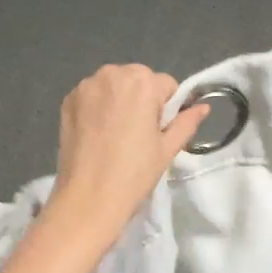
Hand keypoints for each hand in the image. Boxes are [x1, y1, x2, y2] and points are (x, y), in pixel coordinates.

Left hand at [46, 64, 209, 237]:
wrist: (88, 199)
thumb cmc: (133, 175)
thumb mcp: (167, 150)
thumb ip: (186, 123)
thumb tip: (203, 107)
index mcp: (142, 82)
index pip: (167, 85)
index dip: (167, 110)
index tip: (157, 135)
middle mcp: (112, 73)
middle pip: (138, 81)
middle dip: (141, 102)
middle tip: (136, 138)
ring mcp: (86, 86)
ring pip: (113, 87)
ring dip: (118, 103)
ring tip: (115, 138)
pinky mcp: (68, 100)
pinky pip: (92, 97)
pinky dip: (97, 109)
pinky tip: (96, 136)